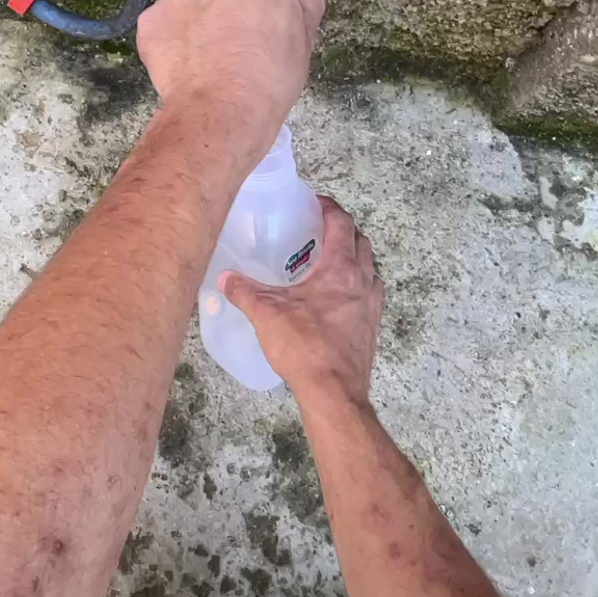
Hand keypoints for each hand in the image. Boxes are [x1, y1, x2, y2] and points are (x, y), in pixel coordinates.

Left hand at [137, 0, 324, 144]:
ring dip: (201, 21)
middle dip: (230, 3)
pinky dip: (176, 41)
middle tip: (240, 41)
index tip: (266, 17)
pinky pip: (166, 24)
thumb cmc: (267, 78)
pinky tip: (192, 65)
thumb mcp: (306, 37)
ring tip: (214, 58)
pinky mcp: (152, 19)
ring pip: (192, 1)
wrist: (222, 111)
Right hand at [219, 197, 382, 406]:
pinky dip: (359, 284)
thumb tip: (224, 278)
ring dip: (355, 257)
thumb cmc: (304, 346)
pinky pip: (371, 293)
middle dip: (343, 230)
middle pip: (361, 241)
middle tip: (320, 231)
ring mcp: (372, 305)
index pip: (342, 223)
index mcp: (339, 268)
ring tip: (330, 262)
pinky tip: (339, 298)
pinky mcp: (372, 327)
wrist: (333, 392)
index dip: (329, 208)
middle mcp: (362, 281)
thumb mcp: (266, 313)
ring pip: (370, 267)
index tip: (314, 204)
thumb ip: (244, 291)